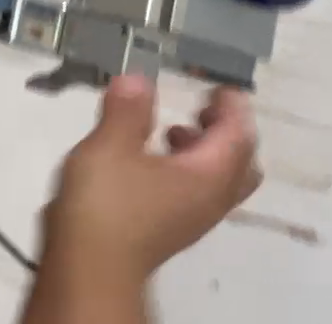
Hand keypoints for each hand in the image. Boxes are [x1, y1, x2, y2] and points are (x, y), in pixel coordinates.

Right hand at [42, 75, 260, 281]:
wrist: (94, 254)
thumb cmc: (106, 197)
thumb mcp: (109, 146)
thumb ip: (125, 113)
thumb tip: (138, 78)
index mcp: (205, 176)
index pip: (234, 138)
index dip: (232, 111)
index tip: (223, 88)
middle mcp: (210, 196)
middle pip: (238, 163)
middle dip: (227, 133)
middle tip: (205, 107)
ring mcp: (192, 213)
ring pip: (217, 178)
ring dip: (205, 150)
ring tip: (174, 127)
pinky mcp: (170, 220)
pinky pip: (195, 187)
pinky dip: (186, 164)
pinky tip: (149, 157)